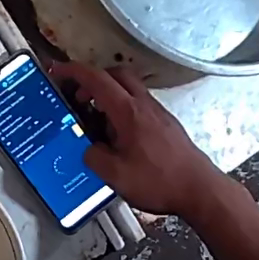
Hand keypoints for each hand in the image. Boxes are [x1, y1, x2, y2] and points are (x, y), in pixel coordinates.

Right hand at [49, 60, 234, 218]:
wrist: (199, 189)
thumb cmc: (160, 181)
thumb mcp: (115, 175)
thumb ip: (94, 157)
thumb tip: (89, 149)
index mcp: (128, 112)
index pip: (97, 79)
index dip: (74, 71)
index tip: (58, 70)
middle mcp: (145, 106)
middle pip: (117, 75)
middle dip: (94, 79)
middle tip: (79, 96)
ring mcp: (159, 114)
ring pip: (131, 90)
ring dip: (111, 96)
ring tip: (97, 121)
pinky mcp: (168, 126)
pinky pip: (141, 107)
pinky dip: (125, 111)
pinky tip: (120, 136)